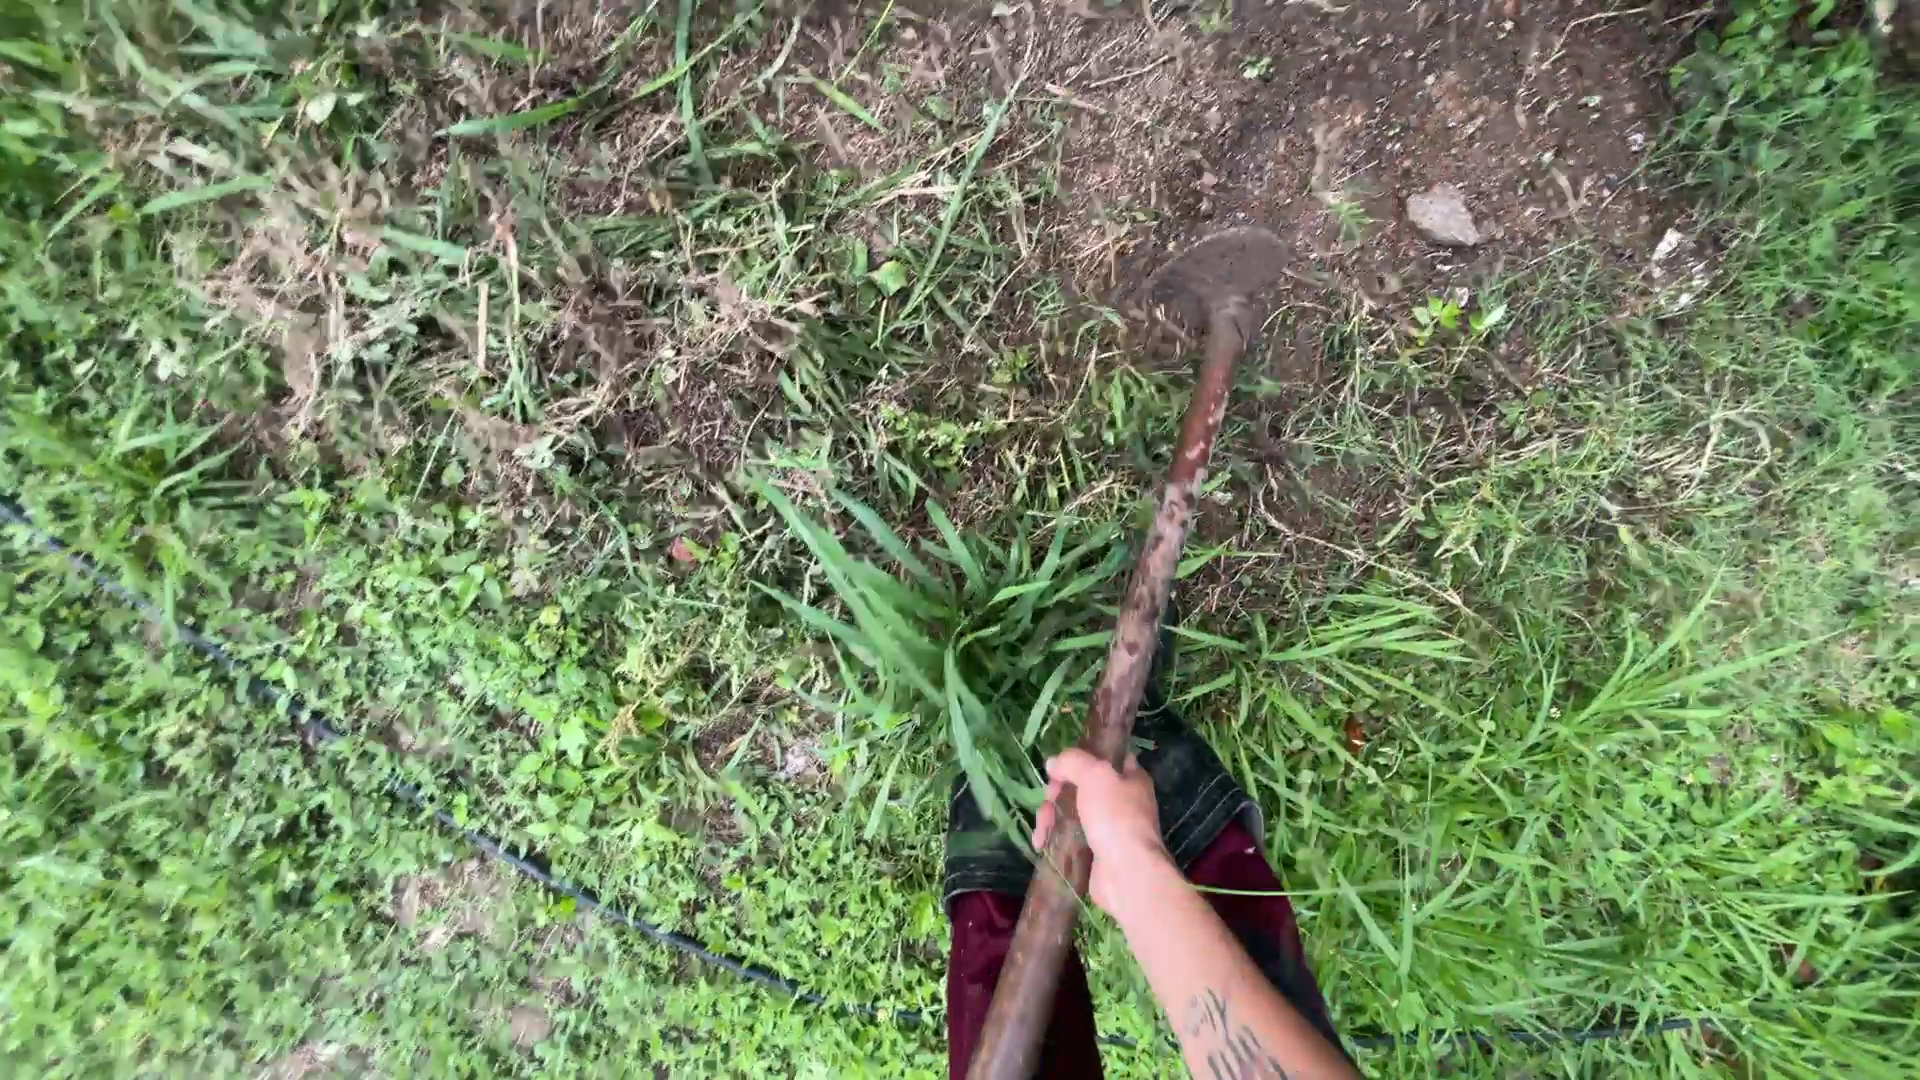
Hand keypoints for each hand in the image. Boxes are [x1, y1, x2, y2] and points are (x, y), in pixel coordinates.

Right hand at [1031, 748, 1172, 916]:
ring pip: (1069, 810)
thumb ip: (1072, 761)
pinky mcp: (1093, 851)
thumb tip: (1053, 763)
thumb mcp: (1095, 775)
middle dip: (1057, 790)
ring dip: (1050, 815)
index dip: (1081, 755)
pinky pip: (1067, 836)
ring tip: (1043, 827)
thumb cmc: (1116, 816)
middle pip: (1080, 784)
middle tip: (1050, 796)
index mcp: (1130, 777)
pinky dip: (1052, 836)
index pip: (1105, 756)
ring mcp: (1106, 827)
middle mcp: (1120, 800)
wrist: (1127, 873)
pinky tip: (1041, 842)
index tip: (1061, 763)